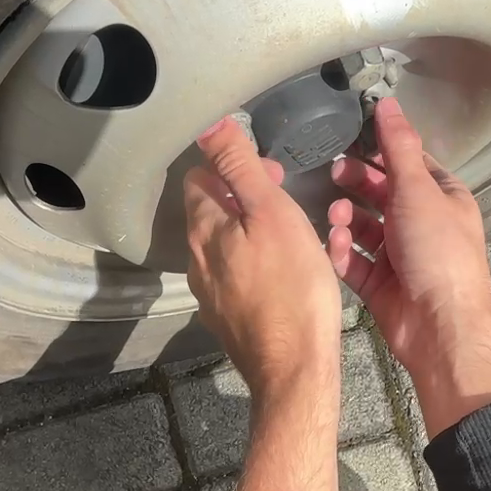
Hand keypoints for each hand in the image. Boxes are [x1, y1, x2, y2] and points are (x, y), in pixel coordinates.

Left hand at [184, 117, 343, 400]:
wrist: (294, 367)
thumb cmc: (292, 288)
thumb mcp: (272, 214)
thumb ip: (238, 167)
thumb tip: (207, 123)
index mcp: (203, 230)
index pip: (198, 178)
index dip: (232, 167)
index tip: (270, 176)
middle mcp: (196, 262)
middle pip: (209, 214)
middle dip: (242, 200)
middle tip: (284, 204)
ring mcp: (209, 295)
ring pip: (223, 249)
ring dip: (249, 234)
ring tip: (287, 239)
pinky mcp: (226, 320)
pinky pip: (234, 280)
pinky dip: (253, 267)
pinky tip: (281, 278)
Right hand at [326, 99, 490, 437]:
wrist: (438, 325)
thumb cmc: (438, 253)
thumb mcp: (419, 191)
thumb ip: (398, 147)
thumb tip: (387, 103)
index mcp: (442, 199)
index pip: (409, 164)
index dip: (382, 150)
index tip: (352, 138)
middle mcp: (421, 225)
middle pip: (382, 195)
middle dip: (358, 184)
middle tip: (334, 173)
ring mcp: (398, 257)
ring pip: (364, 229)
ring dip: (347, 219)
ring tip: (335, 216)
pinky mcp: (378, 285)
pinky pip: (354, 261)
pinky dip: (343, 252)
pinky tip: (335, 245)